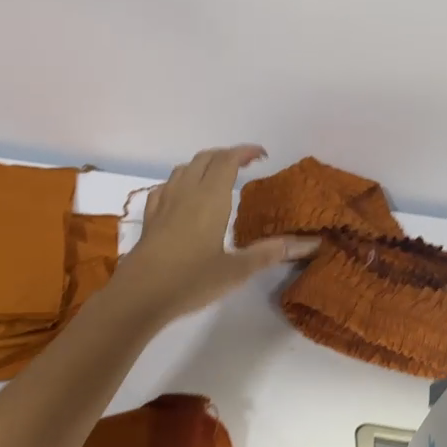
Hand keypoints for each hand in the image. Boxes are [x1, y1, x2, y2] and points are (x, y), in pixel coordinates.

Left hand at [108, 145, 317, 321]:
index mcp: (210, 198)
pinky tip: (182, 197)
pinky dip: (179, 183)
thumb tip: (306, 243)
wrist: (140, 294)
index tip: (261, 155)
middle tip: (243, 165)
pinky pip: (165, 188)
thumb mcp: (236, 270)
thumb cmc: (191, 280)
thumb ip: (268, 253)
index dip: (245, 152)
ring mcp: (164, 203)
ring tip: (216, 177)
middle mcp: (186, 192)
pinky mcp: (149, 218)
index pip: (228, 161)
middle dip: (225, 155)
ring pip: (183, 169)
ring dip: (201, 165)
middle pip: (205, 159)